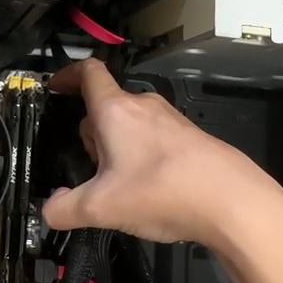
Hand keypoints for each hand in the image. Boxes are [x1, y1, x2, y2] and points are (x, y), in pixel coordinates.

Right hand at [40, 59, 282, 247]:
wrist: (233, 202)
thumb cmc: (163, 192)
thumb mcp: (101, 208)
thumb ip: (64, 209)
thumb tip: (49, 210)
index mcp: (114, 110)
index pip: (86, 73)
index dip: (66, 75)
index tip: (55, 88)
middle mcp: (142, 106)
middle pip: (105, 105)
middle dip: (90, 131)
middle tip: (87, 166)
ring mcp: (170, 120)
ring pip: (129, 123)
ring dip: (116, 145)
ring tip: (119, 184)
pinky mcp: (190, 138)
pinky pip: (154, 138)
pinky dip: (141, 155)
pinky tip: (149, 190)